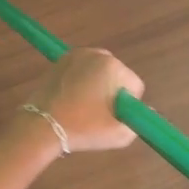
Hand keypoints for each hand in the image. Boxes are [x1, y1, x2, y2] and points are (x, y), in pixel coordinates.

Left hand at [23, 48, 141, 152]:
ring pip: (99, 71)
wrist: (42, 125)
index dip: (127, 105)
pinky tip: (72, 97)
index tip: (113, 117)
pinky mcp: (61, 59)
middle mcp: (97, 54)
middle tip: (98, 112)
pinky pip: (82, 69)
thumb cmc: (83, 128)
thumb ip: (138, 123)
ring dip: (98, 85)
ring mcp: (77, 54)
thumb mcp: (119, 134)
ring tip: (84, 106)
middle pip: (117, 75)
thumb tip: (146, 111)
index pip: (134, 85)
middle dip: (112, 91)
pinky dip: (82, 80)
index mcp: (113, 67)